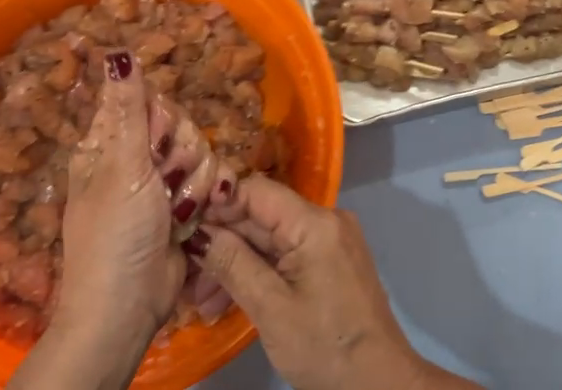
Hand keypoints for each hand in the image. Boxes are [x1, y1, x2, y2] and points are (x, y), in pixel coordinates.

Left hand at [12, 49, 184, 389]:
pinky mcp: (185, 204)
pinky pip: (211, 178)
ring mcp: (161, 182)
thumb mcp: (121, 167)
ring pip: (200, 149)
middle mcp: (135, 156)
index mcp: (107, 142)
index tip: (156, 138)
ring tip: (174, 210)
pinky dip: (204, 199)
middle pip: (180, 122)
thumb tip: (117, 52)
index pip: (145, 99)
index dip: (159, 115)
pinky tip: (190, 220)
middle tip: (163, 179)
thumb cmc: (116, 236)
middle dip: (181, 150)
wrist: (130, 306)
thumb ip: (128, 108)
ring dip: (193, 181)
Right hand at [186, 176, 481, 389]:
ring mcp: (328, 241)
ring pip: (269, 238)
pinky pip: (284, 255)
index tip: (182, 221)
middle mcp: (324, 220)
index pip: (256, 191)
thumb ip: (233, 263)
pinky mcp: (328, 262)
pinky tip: (225, 298)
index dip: (217, 201)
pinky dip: (256, 272)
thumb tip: (198, 231)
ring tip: (200, 298)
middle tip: (182, 268)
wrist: (379, 384)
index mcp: (315, 222)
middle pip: (260, 216)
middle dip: (220, 240)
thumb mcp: (271, 308)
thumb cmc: (325, 346)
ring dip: (234, 262)